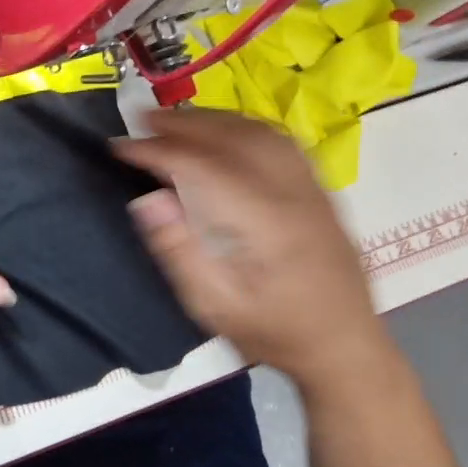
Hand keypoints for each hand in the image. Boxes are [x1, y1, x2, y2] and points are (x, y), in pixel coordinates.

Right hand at [113, 108, 391, 388]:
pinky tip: (222, 133)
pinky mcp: (322, 191)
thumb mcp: (216, 307)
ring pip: (260, 131)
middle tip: (140, 121)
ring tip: (175, 122)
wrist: (346, 347)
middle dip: (182, 124)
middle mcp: (292, 195)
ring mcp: (312, 189)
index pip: (203, 167)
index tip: (121, 147)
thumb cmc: (275, 332)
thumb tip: (147, 201)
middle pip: (233, 137)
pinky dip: (242, 126)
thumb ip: (180, 252)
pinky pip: (282, 141)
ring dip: (212, 119)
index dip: (158, 151)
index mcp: (265, 224)